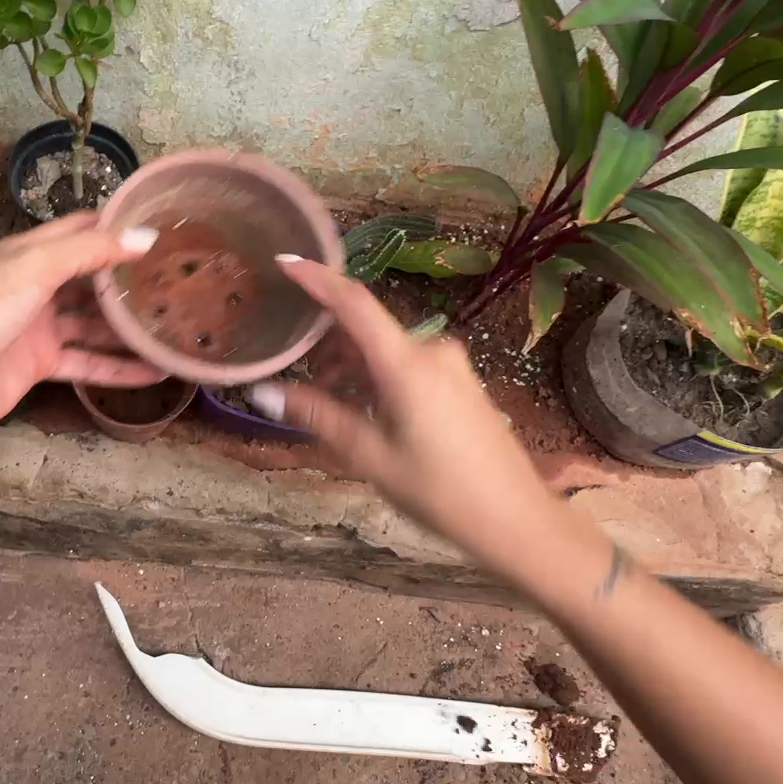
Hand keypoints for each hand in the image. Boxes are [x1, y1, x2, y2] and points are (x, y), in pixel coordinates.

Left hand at [0, 212, 163, 437]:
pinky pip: (88, 362)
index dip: (117, 226)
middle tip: (176, 280)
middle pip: (90, 278)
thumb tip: (146, 237)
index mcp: (29, 253)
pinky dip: (118, 368)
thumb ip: (91, 251)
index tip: (160, 227)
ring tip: (171, 326)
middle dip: (128, 279)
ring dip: (127, 328)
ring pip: (93, 323)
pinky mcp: (42, 363)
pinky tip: (154, 372)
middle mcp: (36, 286)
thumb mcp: (35, 268)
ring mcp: (39, 327)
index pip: (80, 230)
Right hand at [251, 256, 564, 566]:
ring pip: (384, 349)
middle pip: (366, 328)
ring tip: (325, 398)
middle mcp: (431, 351)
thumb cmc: (440, 491)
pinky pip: (405, 363)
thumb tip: (263, 392)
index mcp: (406, 363)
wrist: (519, 521)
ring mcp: (450, 365)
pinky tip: (362, 407)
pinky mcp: (459, 381)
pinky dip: (375, 375)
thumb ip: (317, 416)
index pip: (353, 303)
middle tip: (295, 366)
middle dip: (327, 342)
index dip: (317, 278)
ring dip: (351, 364)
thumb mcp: (369, 456)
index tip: (284, 262)